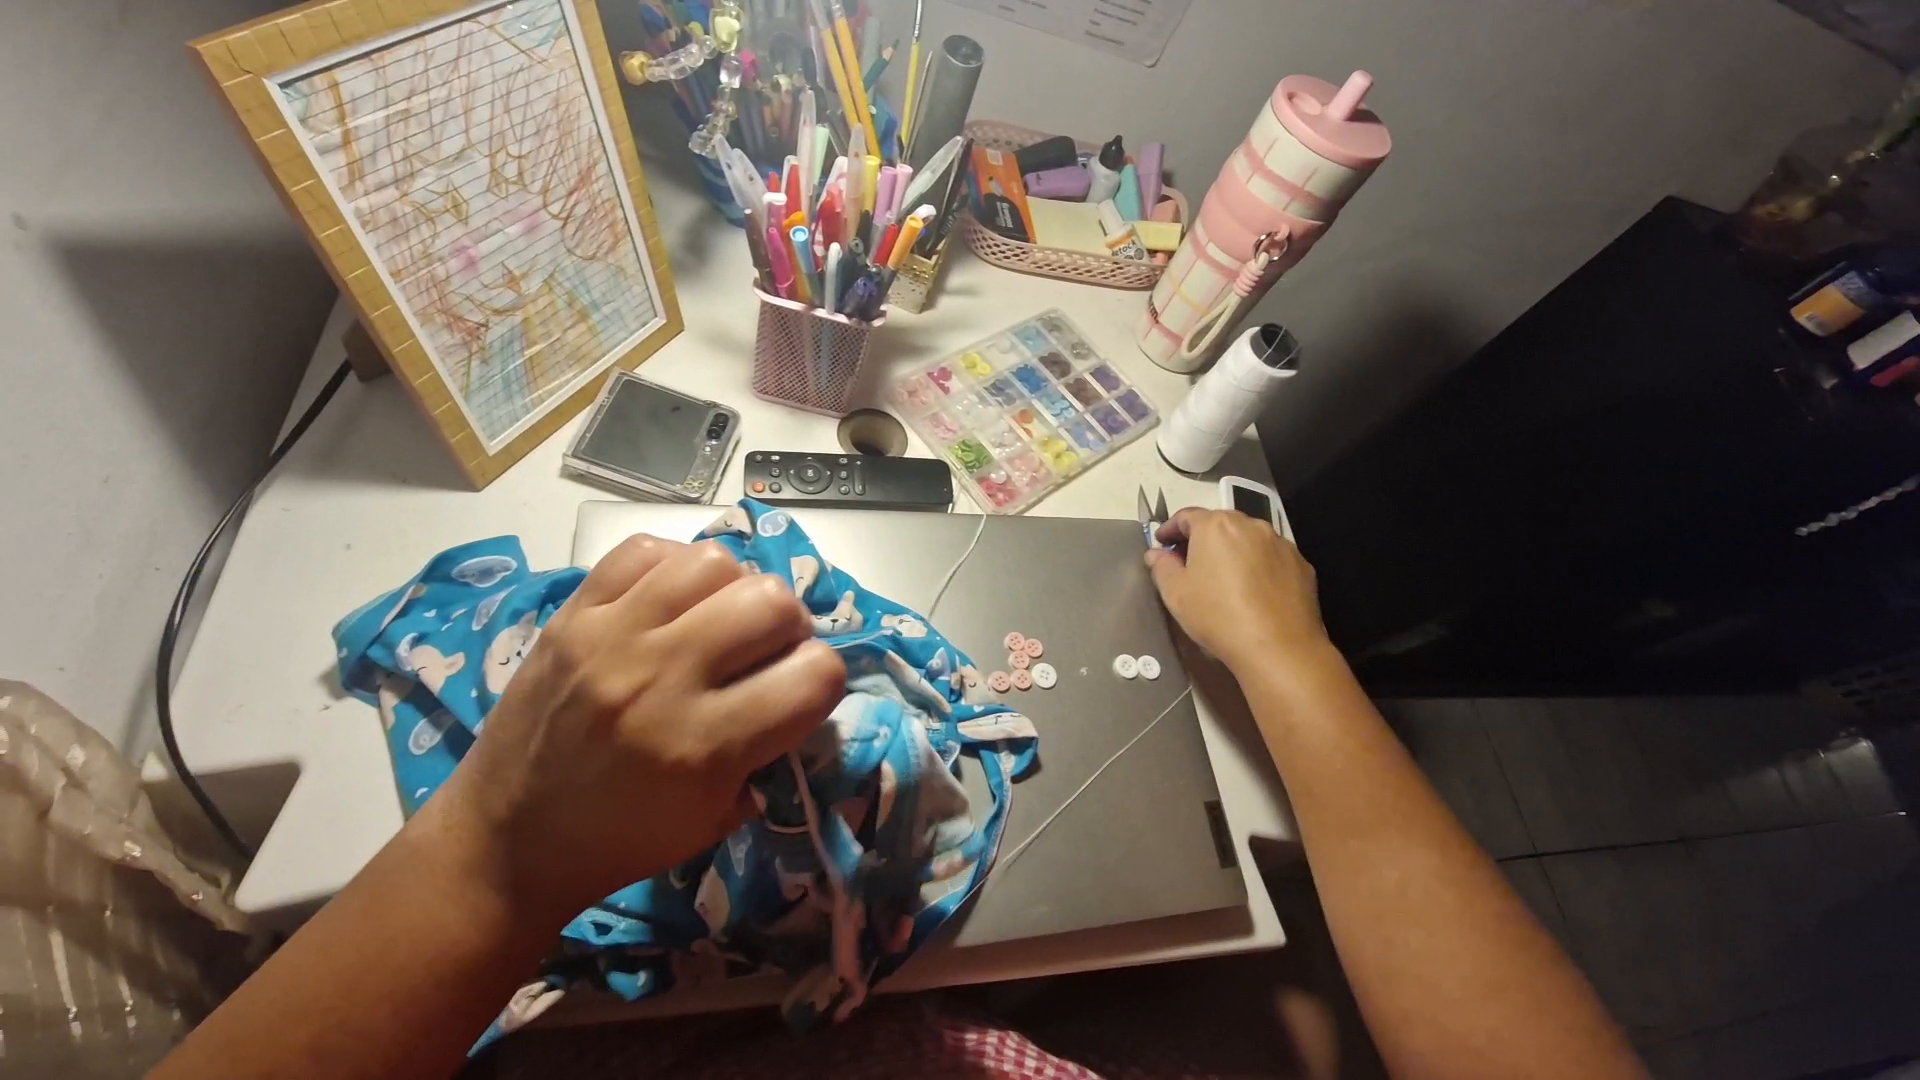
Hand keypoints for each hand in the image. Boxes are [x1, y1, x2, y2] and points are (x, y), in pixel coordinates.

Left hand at [421, 536, 845, 921]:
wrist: (506, 842)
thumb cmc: (622, 840)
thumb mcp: (716, 817)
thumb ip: (771, 749)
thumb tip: (805, 686)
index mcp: (705, 746)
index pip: (816, 673)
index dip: (824, 678)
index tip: (802, 690)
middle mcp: (662, 679)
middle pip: (773, 602)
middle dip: (789, 624)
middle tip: (766, 648)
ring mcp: (611, 637)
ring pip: (714, 562)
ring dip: (735, 588)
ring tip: (718, 617)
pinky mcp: (571, 615)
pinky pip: (643, 549)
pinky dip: (672, 567)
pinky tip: (670, 601)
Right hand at [1145, 508, 1330, 674]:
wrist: (1278, 648)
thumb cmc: (1218, 615)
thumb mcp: (1176, 594)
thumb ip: (1162, 567)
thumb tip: (1157, 554)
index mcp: (1216, 526)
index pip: (1186, 516)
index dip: (1170, 529)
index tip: (1161, 543)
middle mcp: (1251, 525)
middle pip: (1220, 524)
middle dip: (1202, 538)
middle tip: (1189, 561)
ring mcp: (1281, 544)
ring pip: (1248, 539)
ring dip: (1232, 550)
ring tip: (1223, 576)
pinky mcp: (1301, 565)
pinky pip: (1271, 558)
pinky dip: (1257, 565)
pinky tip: (1253, 591)